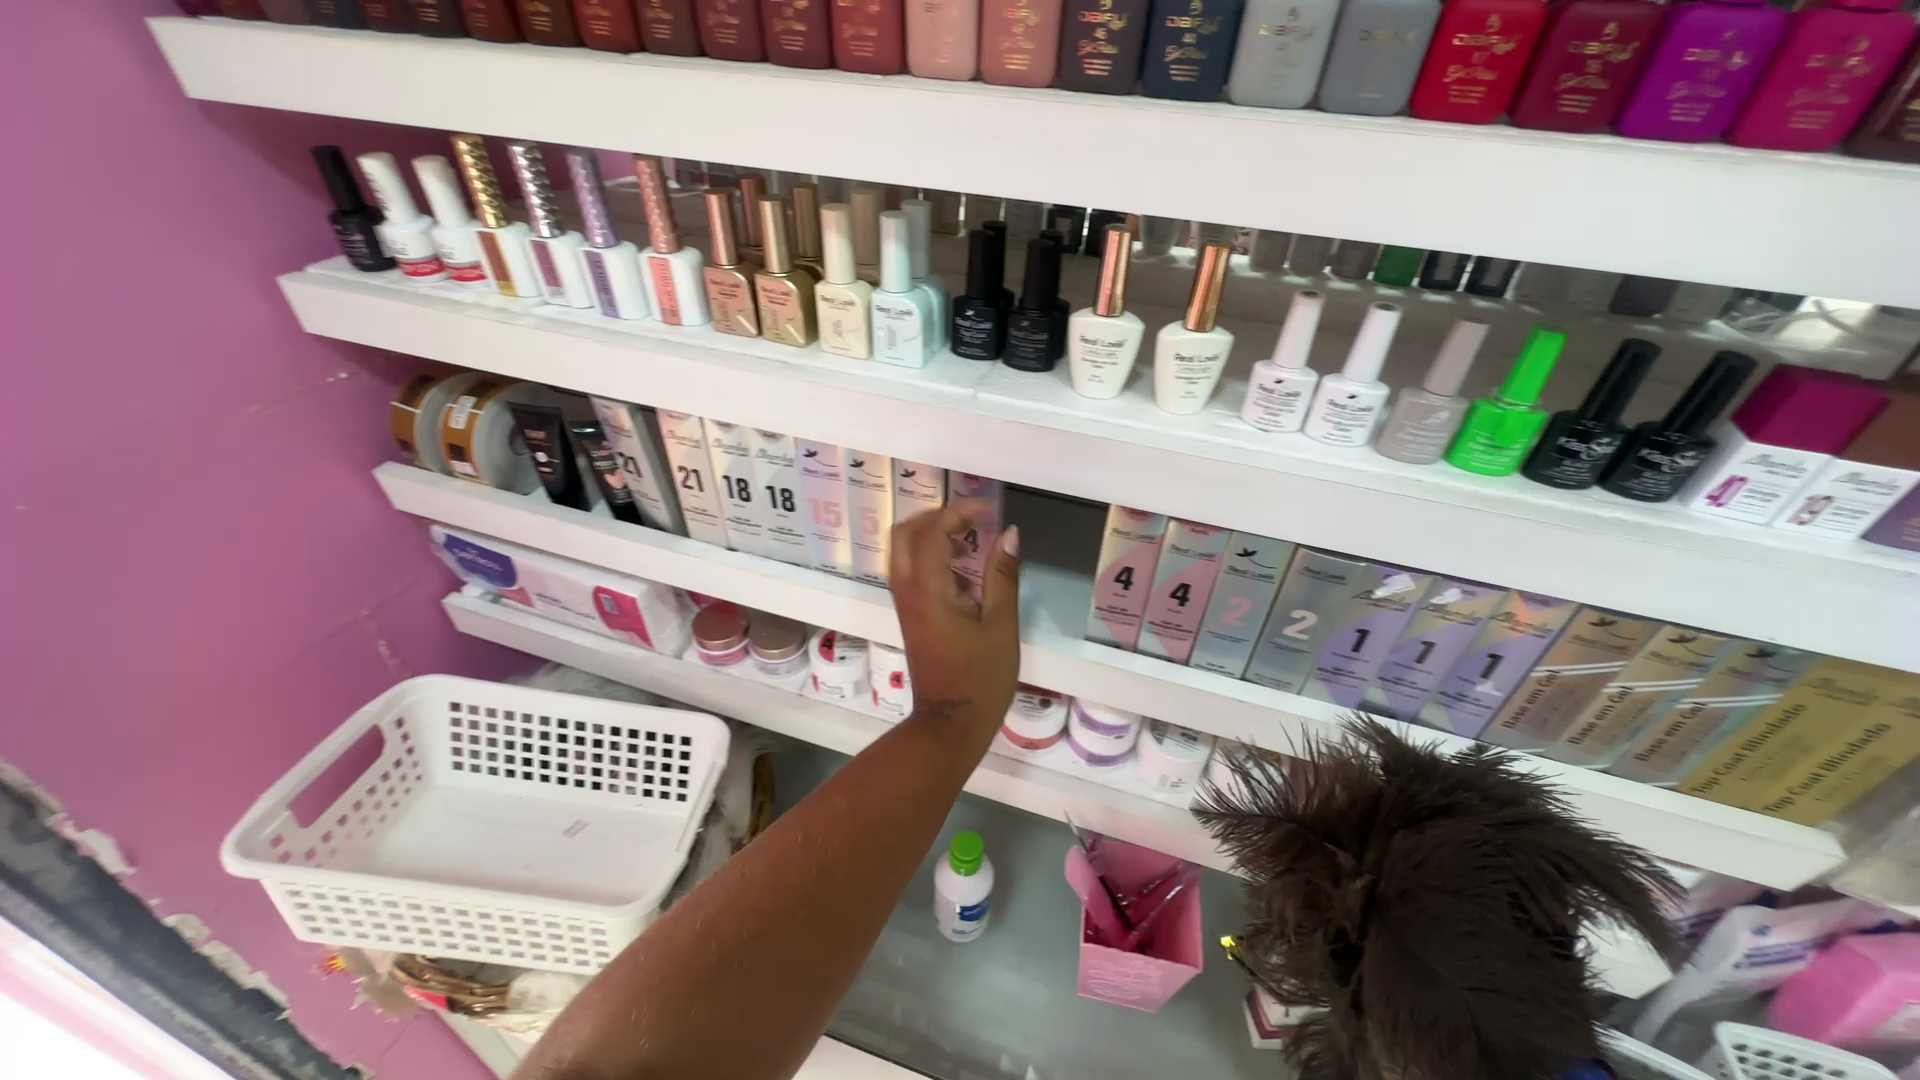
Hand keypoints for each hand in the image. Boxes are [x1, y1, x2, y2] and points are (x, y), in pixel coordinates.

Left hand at [888, 501, 1020, 739]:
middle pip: (905, 533)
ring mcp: (904, 603)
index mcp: (928, 590)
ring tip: (972, 538)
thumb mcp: (1001, 625)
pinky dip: (930, 555)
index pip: (932, 532)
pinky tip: (964, 567)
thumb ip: (1002, 575)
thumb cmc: (981, 678)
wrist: (950, 724)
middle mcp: (907, 590)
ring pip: (903, 550)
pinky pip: (910, 570)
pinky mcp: (909, 614)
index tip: (989, 509)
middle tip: (972, 518)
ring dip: (931, 534)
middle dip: (936, 517)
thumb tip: (1009, 533)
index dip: (959, 512)